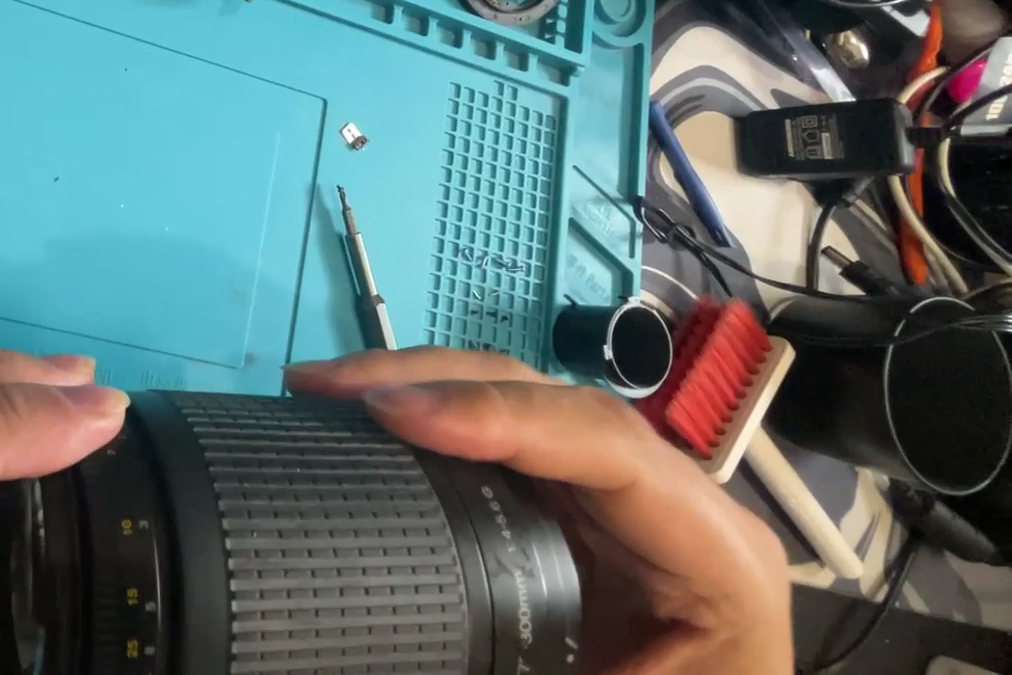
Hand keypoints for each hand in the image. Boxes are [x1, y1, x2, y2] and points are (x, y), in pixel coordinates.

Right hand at [286, 347, 791, 674]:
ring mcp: (592, 480)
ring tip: (318, 384)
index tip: (389, 414)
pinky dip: (412, 403)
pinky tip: (356, 402)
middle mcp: (650, 489)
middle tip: (324, 386)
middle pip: (534, 394)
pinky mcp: (546, 484)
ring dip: (402, 378)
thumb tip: (406, 611)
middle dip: (421, 378)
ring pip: (497, 392)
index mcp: (705, 547)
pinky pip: (477, 424)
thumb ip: (524, 663)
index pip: (601, 443)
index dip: (496, 414)